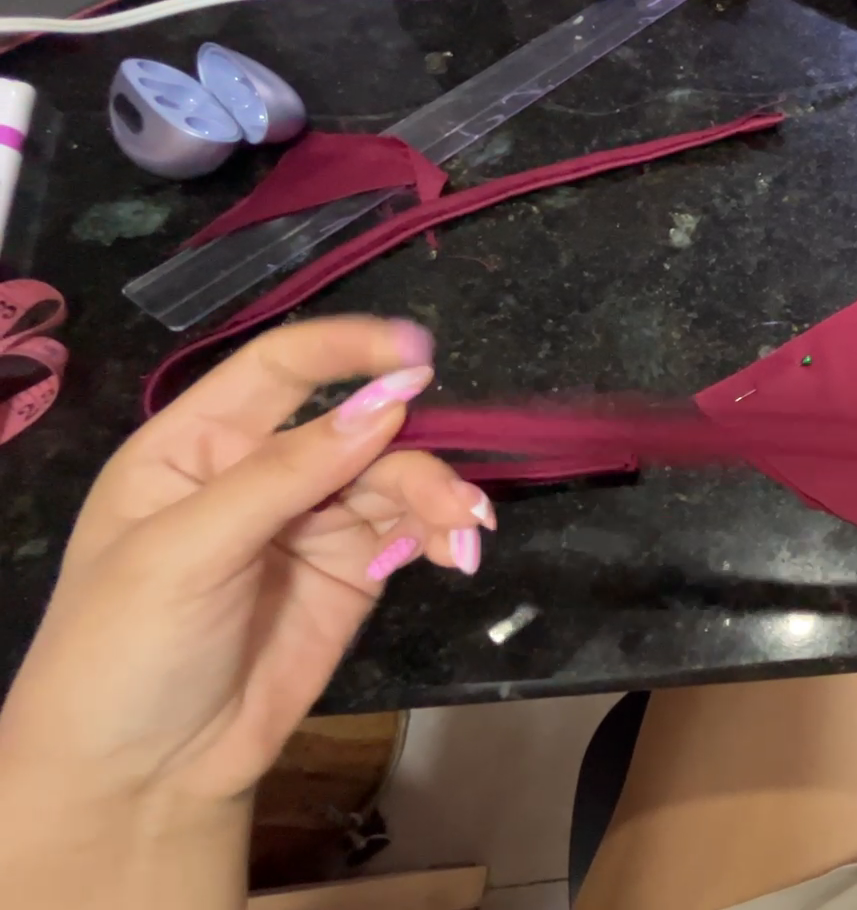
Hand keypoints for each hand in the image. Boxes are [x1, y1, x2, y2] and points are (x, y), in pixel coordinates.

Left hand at [0, 317, 491, 908]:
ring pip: (405, 479)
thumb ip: (286, 474)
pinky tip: (456, 558)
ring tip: (465, 540)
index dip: (349, 350)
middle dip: (420, 463)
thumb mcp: (185, 555)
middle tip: (459, 507)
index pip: (280, 370)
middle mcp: (269, 471)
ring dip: (444, 503)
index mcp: (199, 449)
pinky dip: (447, 535)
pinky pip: (420, 525)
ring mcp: (321, 516)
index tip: (420, 354)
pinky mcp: (364, 559)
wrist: (151, 772)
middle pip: (367, 433)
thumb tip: (390, 404)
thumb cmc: (125, 653)